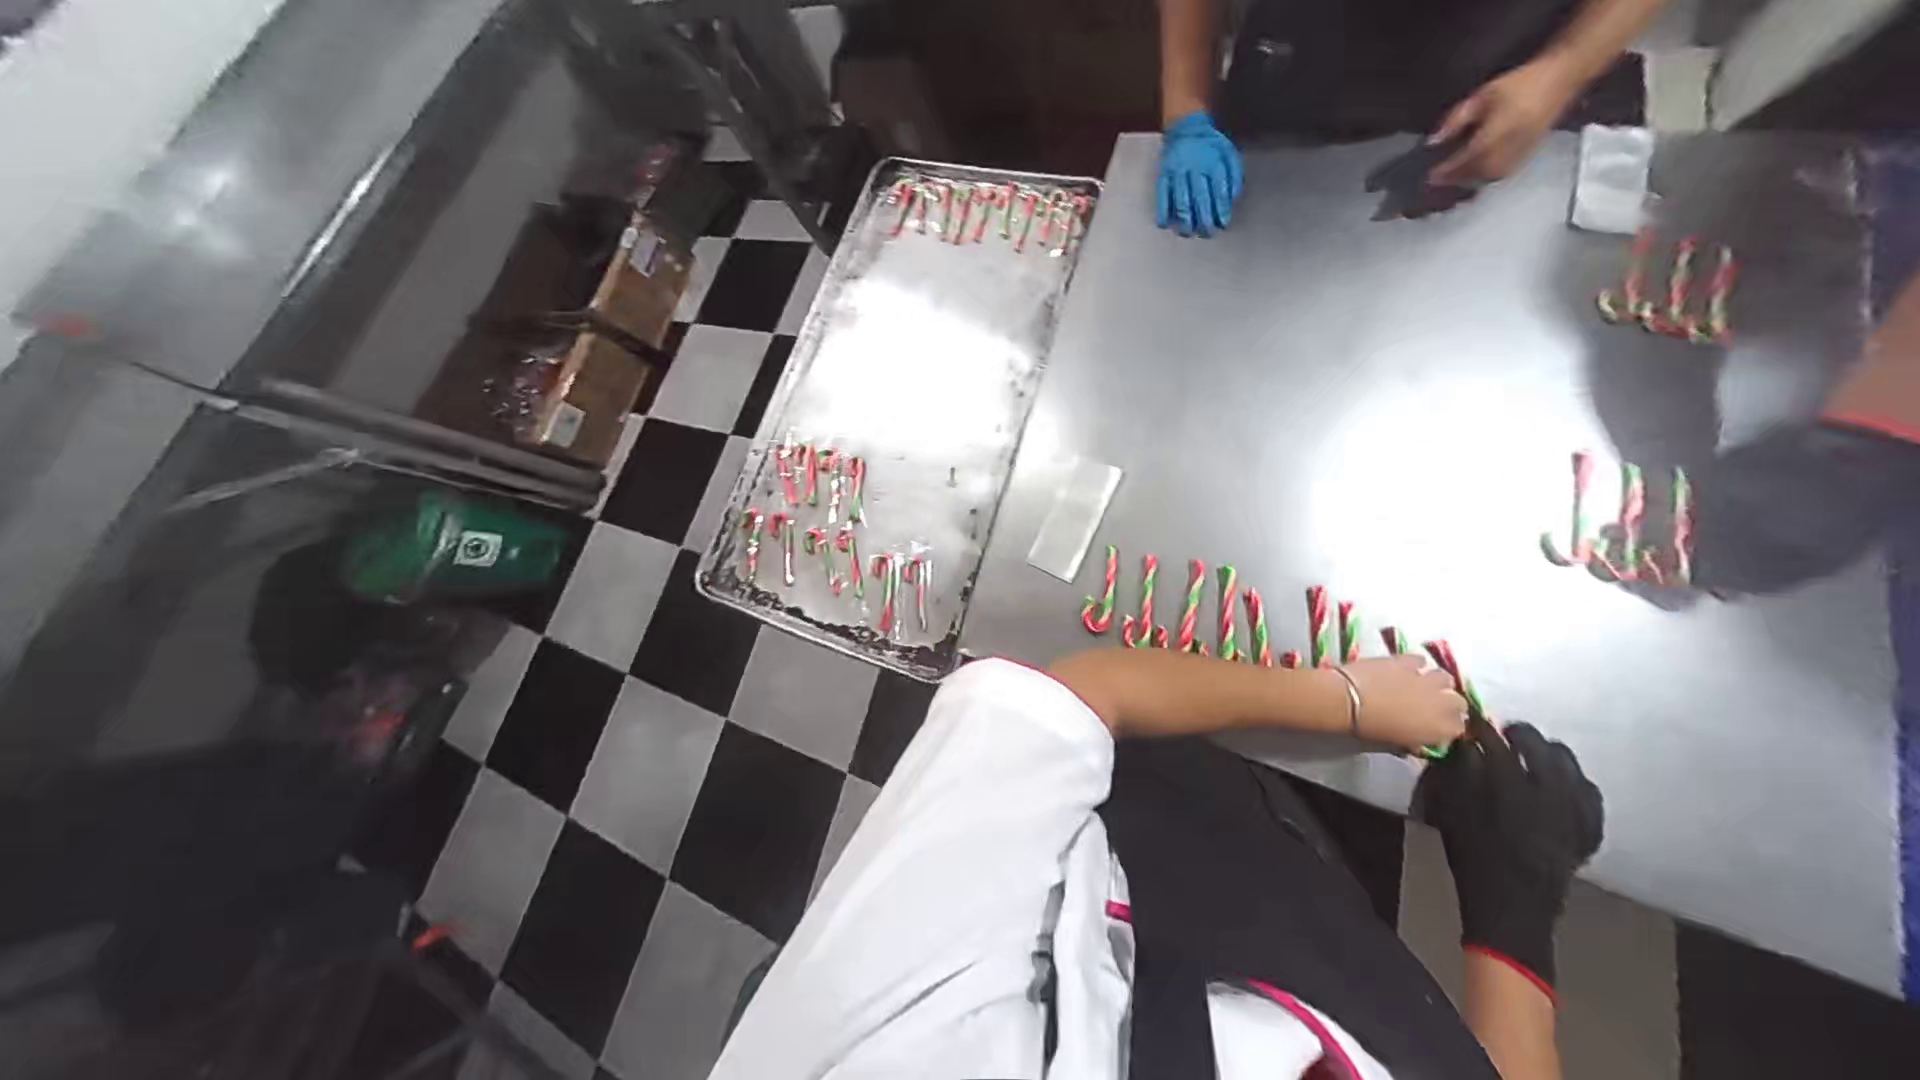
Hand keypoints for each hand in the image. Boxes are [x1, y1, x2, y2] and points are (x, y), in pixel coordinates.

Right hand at [1157, 111, 1244, 237]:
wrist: (1186, 127)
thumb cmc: (1209, 145)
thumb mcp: (1228, 152)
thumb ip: (1233, 174)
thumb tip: (1232, 198)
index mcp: (1213, 162)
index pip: (1219, 191)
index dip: (1221, 209)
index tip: (1223, 224)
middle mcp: (1195, 167)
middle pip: (1200, 199)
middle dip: (1204, 220)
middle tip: (1207, 233)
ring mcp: (1177, 172)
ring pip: (1181, 200)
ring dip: (1185, 220)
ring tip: (1188, 233)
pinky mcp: (1163, 175)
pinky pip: (1162, 196)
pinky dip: (1162, 212)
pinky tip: (1165, 224)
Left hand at [1337, 655, 1466, 751]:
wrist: (1348, 700)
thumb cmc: (1369, 728)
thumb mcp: (1396, 743)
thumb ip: (1415, 740)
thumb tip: (1418, 741)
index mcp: (1441, 728)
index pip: (1459, 727)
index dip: (1448, 724)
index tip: (1437, 722)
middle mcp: (1442, 703)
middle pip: (1458, 701)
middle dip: (1447, 702)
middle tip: (1431, 703)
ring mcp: (1426, 680)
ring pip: (1444, 678)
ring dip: (1436, 681)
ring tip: (1421, 683)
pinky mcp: (1407, 661)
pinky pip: (1420, 660)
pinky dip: (1415, 664)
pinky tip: (1406, 668)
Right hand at [1416, 720, 1603, 992]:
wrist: (1511, 903)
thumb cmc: (1471, 853)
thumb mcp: (1451, 810)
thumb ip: (1457, 773)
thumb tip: (1460, 743)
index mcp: (1509, 787)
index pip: (1494, 741)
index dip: (1480, 726)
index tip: (1470, 718)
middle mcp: (1549, 793)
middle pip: (1540, 746)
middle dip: (1519, 734)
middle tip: (1502, 733)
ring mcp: (1575, 811)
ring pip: (1570, 766)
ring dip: (1548, 754)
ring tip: (1532, 754)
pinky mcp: (1589, 829)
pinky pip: (1589, 794)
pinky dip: (1574, 781)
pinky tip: (1561, 782)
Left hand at [1427, 58, 1580, 187]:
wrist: (1562, 78)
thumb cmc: (1519, 84)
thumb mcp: (1482, 96)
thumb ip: (1455, 120)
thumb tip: (1431, 143)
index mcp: (1493, 136)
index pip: (1460, 163)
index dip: (1441, 173)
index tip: (1425, 177)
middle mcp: (1504, 153)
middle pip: (1468, 178)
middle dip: (1449, 183)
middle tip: (1432, 185)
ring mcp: (1515, 158)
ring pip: (1481, 182)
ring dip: (1461, 186)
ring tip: (1445, 186)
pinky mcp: (1522, 160)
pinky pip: (1494, 178)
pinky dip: (1477, 182)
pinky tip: (1465, 180)